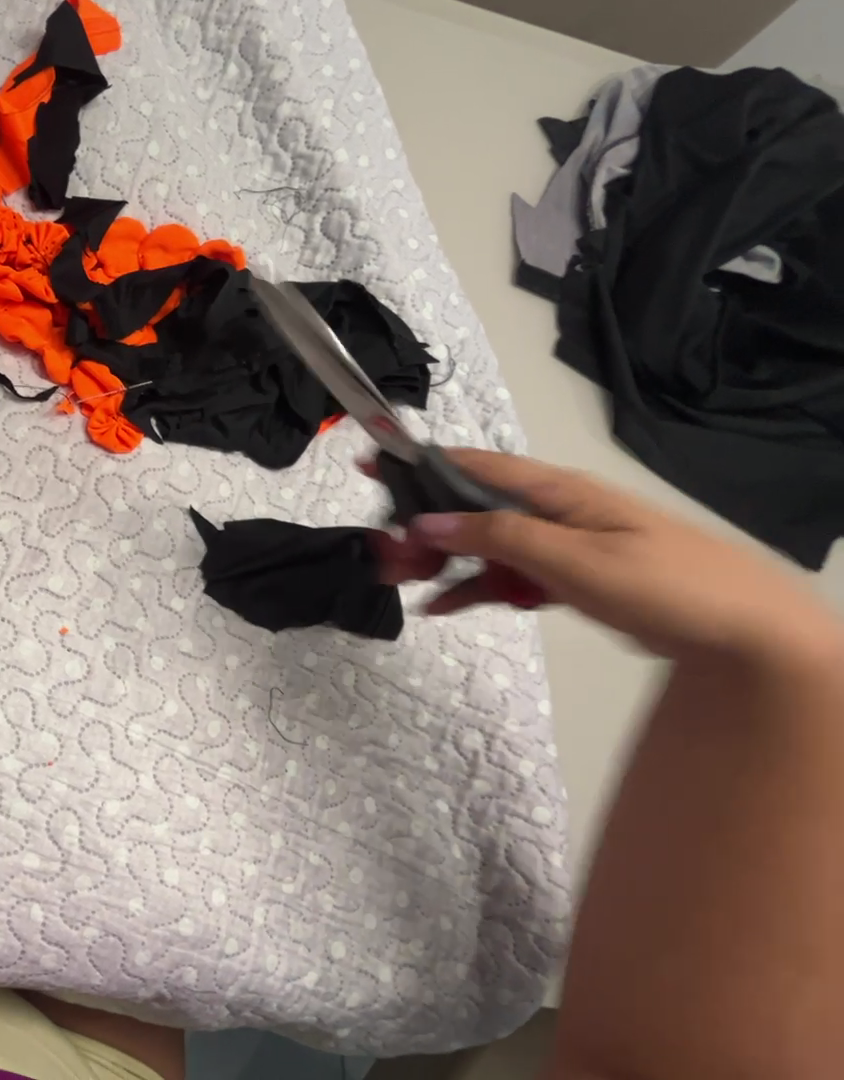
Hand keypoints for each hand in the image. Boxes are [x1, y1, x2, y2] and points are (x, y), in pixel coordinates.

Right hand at [373, 449, 842, 663]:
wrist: (746, 636)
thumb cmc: (663, 583)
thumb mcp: (571, 558)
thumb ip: (495, 536)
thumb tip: (424, 520)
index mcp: (555, 493)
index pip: (472, 466)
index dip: (418, 465)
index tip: (369, 466)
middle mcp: (550, 511)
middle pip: (467, 510)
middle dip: (419, 529)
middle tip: (384, 556)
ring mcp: (557, 544)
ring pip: (480, 545)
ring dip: (439, 562)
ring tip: (405, 584)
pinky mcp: (563, 575)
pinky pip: (502, 575)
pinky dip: (470, 587)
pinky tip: (441, 605)